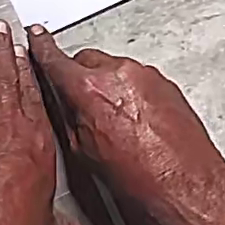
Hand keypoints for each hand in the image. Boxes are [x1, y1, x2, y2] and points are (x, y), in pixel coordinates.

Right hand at [27, 26, 224, 224]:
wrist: (187, 186)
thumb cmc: (142, 180)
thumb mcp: (85, 153)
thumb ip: (68, 117)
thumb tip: (61, 104)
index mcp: (91, 90)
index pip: (56, 59)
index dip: (42, 47)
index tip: (37, 37)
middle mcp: (119, 75)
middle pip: (86, 61)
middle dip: (80, 78)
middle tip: (81, 105)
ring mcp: (145, 76)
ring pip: (113, 69)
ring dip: (107, 87)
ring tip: (115, 124)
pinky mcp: (164, 83)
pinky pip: (137, 79)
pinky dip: (130, 94)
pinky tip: (134, 123)